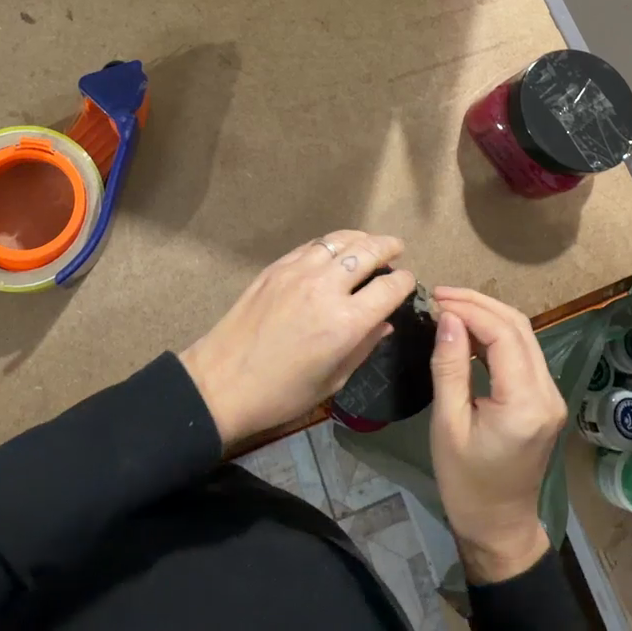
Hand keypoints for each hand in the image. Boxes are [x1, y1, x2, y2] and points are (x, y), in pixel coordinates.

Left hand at [179, 230, 415, 445]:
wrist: (222, 381)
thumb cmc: (282, 393)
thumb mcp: (333, 380)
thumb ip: (364, 346)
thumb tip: (386, 323)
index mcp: (346, 322)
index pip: (389, 287)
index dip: (405, 282)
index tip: (409, 282)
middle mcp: (325, 288)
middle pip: (367, 252)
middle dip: (388, 247)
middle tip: (397, 248)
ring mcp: (297, 272)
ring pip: (338, 241)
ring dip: (360, 238)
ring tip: (370, 242)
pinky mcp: (275, 268)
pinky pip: (311, 246)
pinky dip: (329, 244)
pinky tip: (334, 250)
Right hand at [428, 287, 566, 584]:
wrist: (497, 525)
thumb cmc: (465, 481)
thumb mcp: (448, 422)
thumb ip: (450, 367)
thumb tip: (448, 318)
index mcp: (525, 402)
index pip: (503, 334)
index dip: (470, 308)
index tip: (435, 299)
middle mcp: (547, 393)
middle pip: (519, 327)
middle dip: (479, 303)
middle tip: (439, 295)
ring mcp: (551, 397)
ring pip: (524, 336)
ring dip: (488, 315)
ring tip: (449, 307)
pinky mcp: (544, 400)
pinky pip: (523, 354)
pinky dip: (496, 334)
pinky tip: (468, 331)